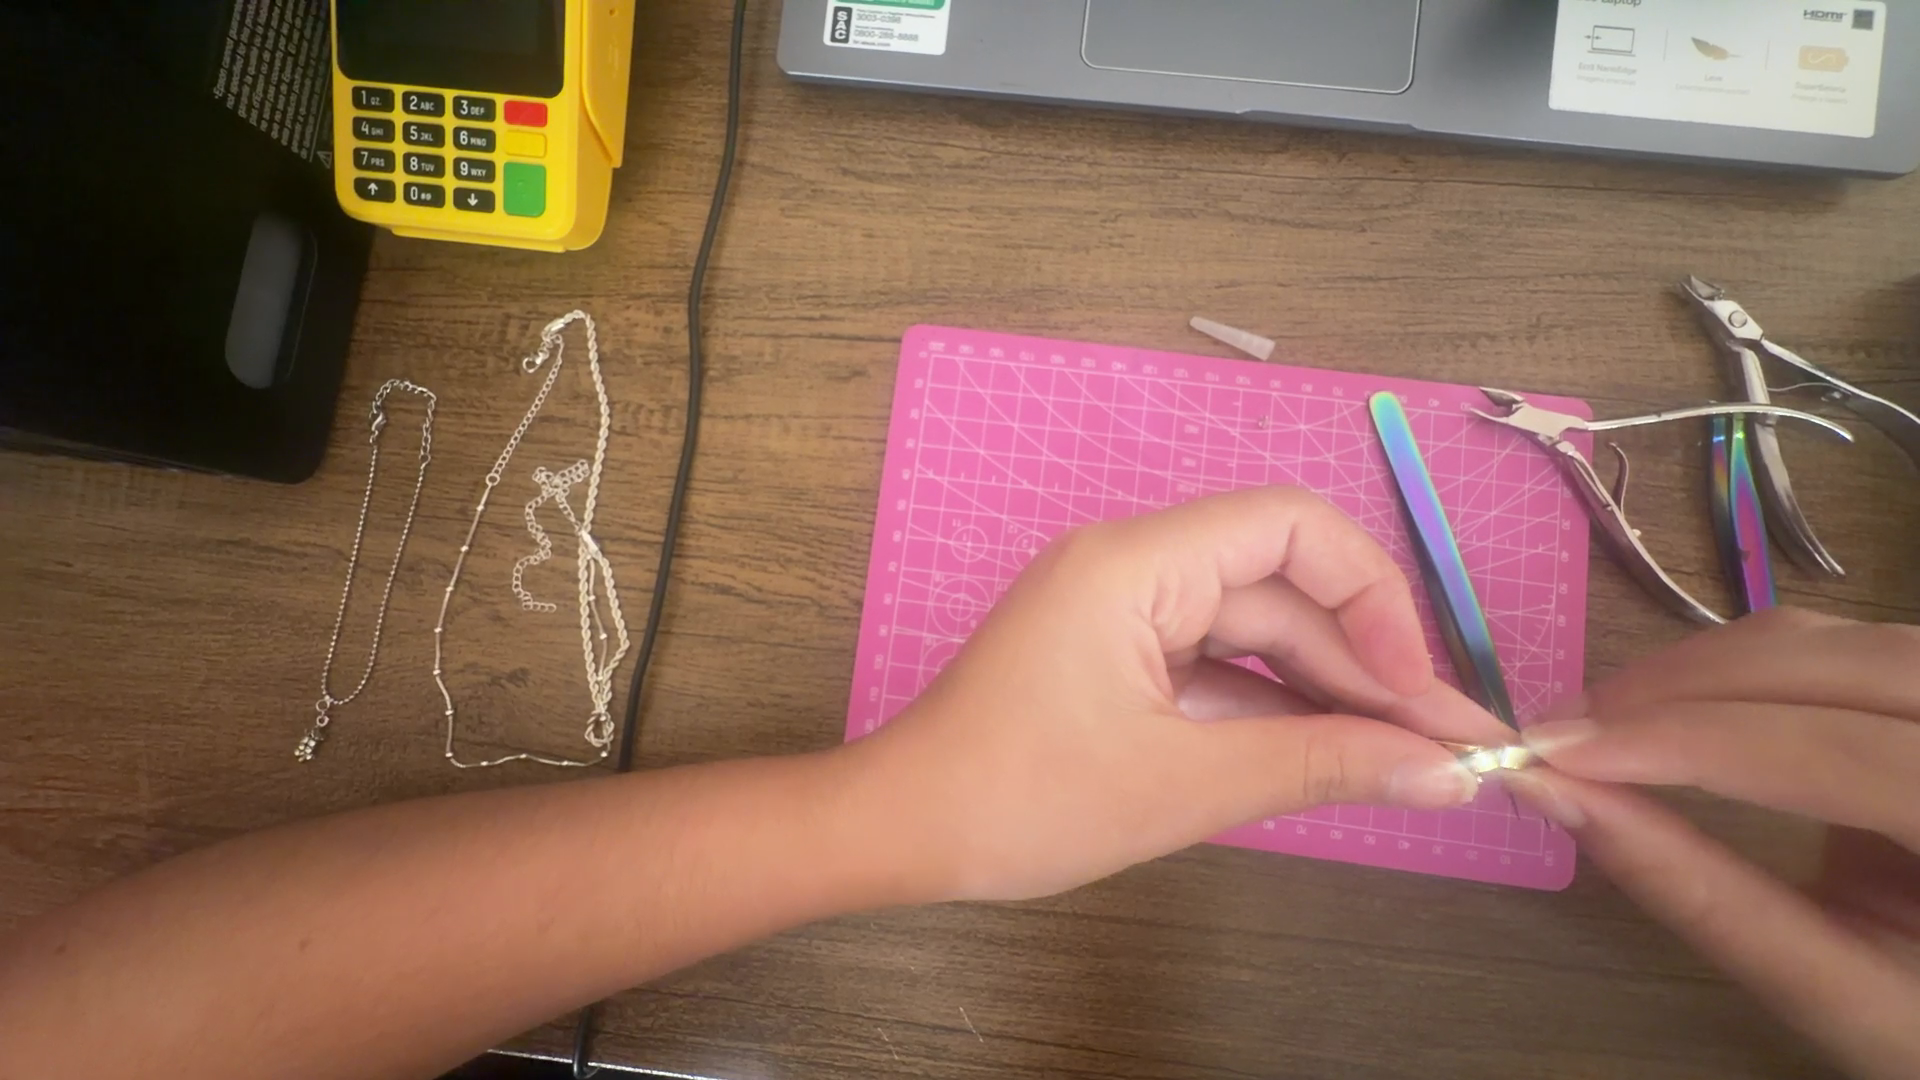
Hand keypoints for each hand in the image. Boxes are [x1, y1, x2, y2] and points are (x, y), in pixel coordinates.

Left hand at [841, 486, 1510, 903]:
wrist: (909, 826)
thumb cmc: (1026, 799)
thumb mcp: (1184, 783)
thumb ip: (1320, 763)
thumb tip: (1447, 769)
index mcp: (1134, 562)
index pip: (1287, 526)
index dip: (1372, 594)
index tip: (1419, 689)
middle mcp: (1128, 565)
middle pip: (1274, 585)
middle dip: (1360, 660)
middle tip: (1444, 747)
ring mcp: (1118, 608)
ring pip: (1246, 627)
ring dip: (1320, 686)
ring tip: (1406, 756)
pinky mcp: (1113, 651)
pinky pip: (1208, 661)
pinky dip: (1265, 702)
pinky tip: (1328, 748)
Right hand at [1514, 608, 1919, 1079]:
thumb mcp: (1843, 997)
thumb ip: (1696, 892)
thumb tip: (1544, 791)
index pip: (1839, 754)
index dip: (1680, 742)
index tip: (1547, 752)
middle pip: (1826, 666)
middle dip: (1670, 691)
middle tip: (1559, 734)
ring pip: (1813, 640)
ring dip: (1684, 672)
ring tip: (1599, 726)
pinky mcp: (1915, 694)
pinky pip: (1815, 646)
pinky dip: (1716, 667)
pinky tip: (1661, 712)